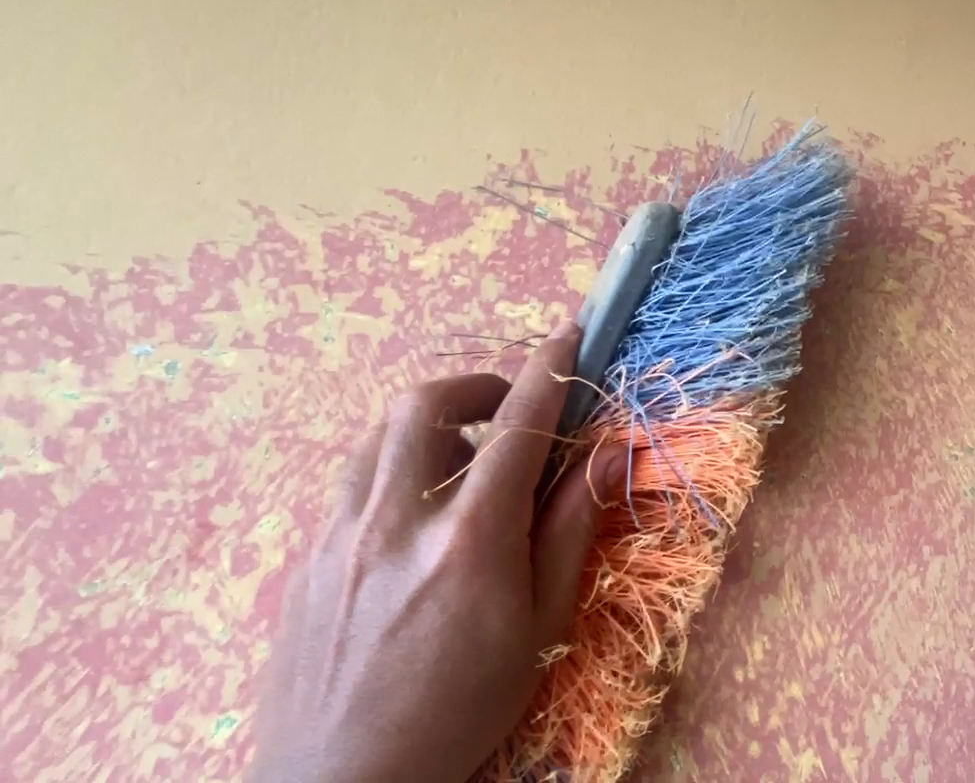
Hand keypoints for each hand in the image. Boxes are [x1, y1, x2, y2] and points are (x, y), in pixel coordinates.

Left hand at [251, 321, 620, 782]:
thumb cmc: (465, 703)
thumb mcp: (542, 621)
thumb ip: (572, 525)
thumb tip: (609, 452)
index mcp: (468, 537)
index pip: (517, 425)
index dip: (548, 370)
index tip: (567, 334)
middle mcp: (395, 520)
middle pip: (423, 404)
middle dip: (474, 385)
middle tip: (506, 409)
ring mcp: (336, 538)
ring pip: (376, 436)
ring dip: (429, 426)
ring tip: (459, 467)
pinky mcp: (303, 561)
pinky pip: (350, 483)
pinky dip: (393, 470)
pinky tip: (414, 520)